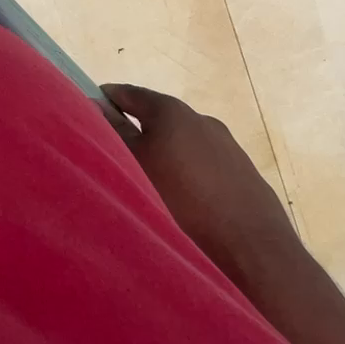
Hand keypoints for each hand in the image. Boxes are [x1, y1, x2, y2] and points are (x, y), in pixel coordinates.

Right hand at [102, 83, 297, 271]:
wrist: (253, 250)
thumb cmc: (180, 199)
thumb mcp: (134, 162)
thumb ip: (113, 130)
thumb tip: (96, 104)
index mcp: (171, 111)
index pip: (128, 93)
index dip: (106, 102)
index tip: (91, 120)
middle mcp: (203, 120)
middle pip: (158, 117)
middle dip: (137, 130)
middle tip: (119, 156)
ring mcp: (230, 147)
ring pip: (184, 142)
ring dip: (166, 153)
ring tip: (153, 182)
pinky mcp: (247, 176)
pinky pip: (207, 165)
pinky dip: (190, 173)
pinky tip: (186, 201)